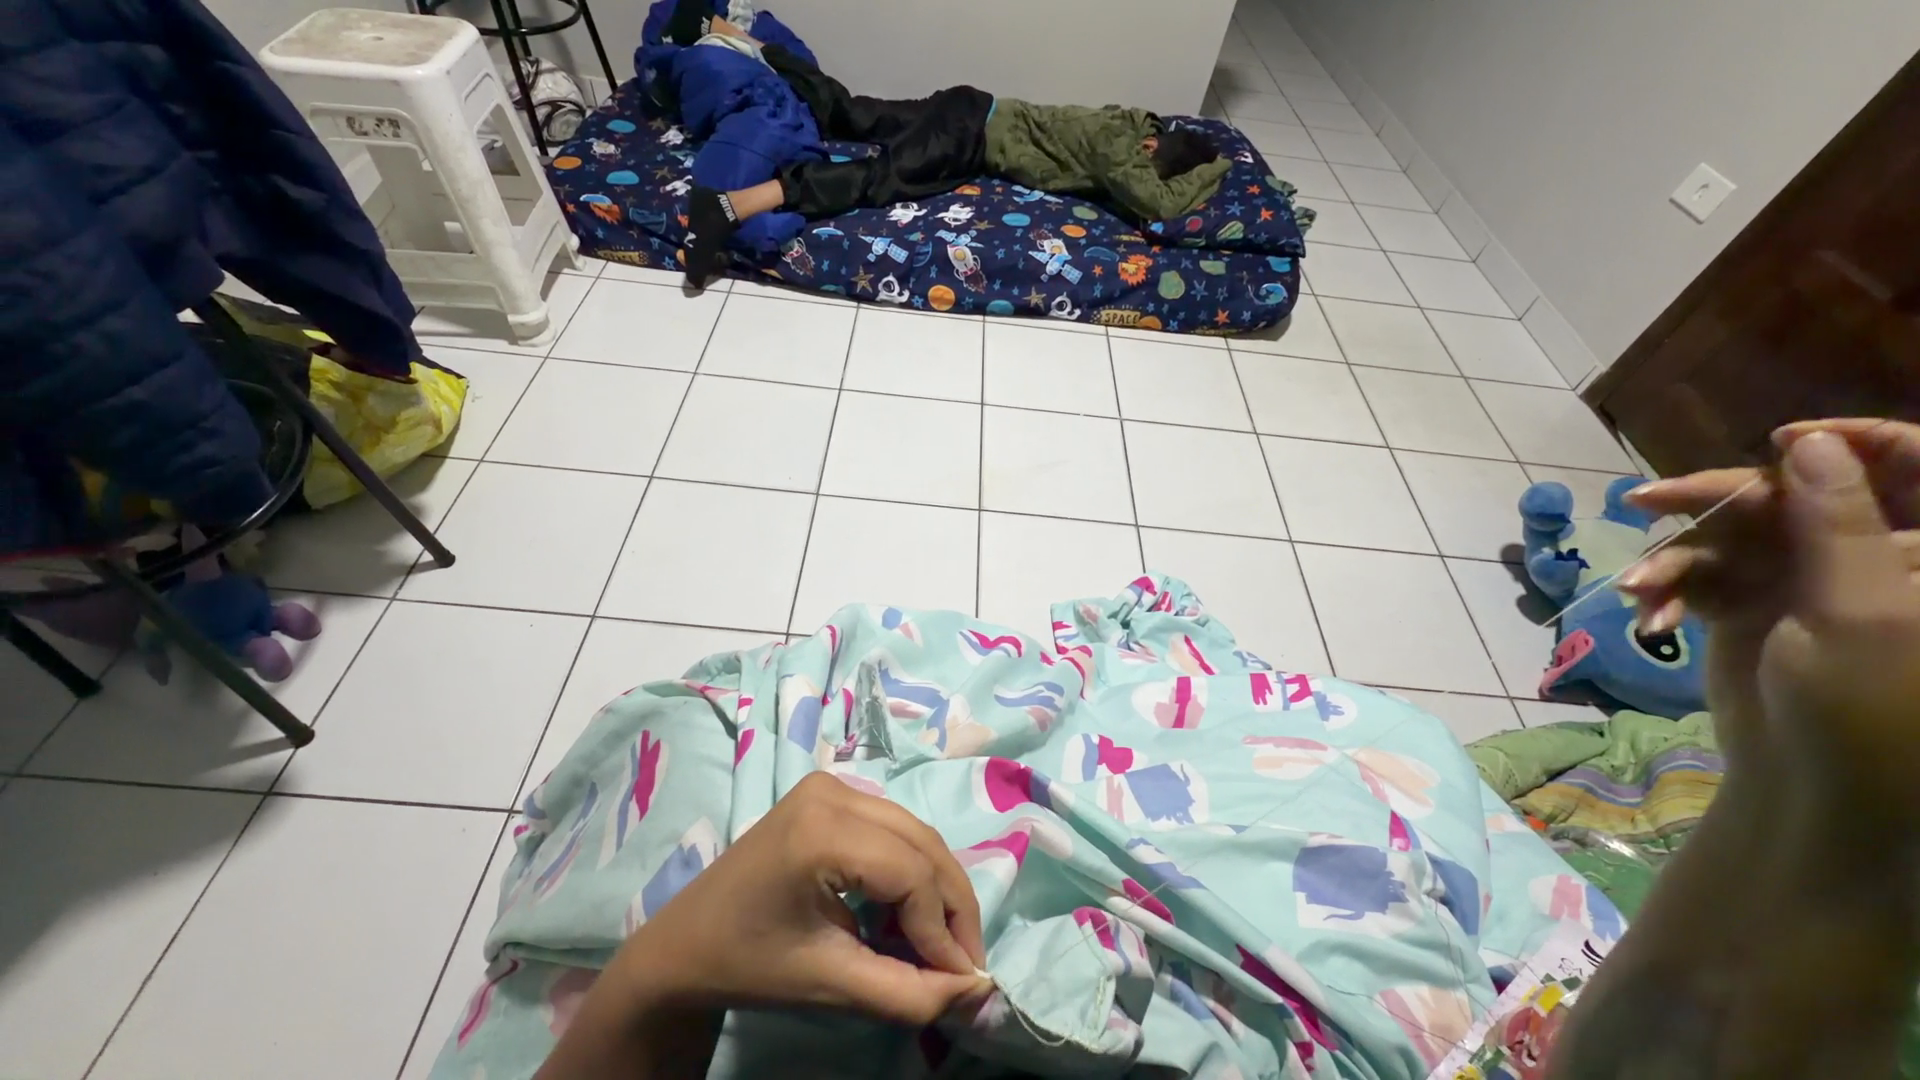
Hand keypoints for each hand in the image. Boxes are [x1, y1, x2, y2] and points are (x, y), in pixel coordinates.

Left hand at [605, 772, 989, 1025]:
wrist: (683, 945)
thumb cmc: (749, 965)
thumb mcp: (832, 985)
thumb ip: (910, 992)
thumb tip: (974, 988)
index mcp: (821, 832)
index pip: (912, 875)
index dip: (944, 930)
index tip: (958, 980)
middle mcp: (831, 792)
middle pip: (922, 844)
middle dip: (951, 906)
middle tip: (964, 962)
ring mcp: (829, 785)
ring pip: (914, 832)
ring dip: (936, 887)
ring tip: (941, 942)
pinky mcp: (828, 793)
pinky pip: (893, 827)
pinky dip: (911, 869)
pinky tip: (909, 912)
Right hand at [1622, 424, 1919, 825]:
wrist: (1813, 788)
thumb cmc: (1863, 707)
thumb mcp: (1858, 609)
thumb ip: (1836, 522)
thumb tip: (1809, 443)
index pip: (1912, 465)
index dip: (1855, 443)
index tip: (1785, 440)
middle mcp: (1868, 554)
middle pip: (1793, 495)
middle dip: (1715, 500)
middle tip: (1646, 499)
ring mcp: (1804, 579)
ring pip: (1731, 536)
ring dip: (1676, 558)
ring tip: (1636, 585)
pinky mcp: (1751, 604)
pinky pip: (1702, 577)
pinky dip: (1672, 594)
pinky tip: (1652, 618)